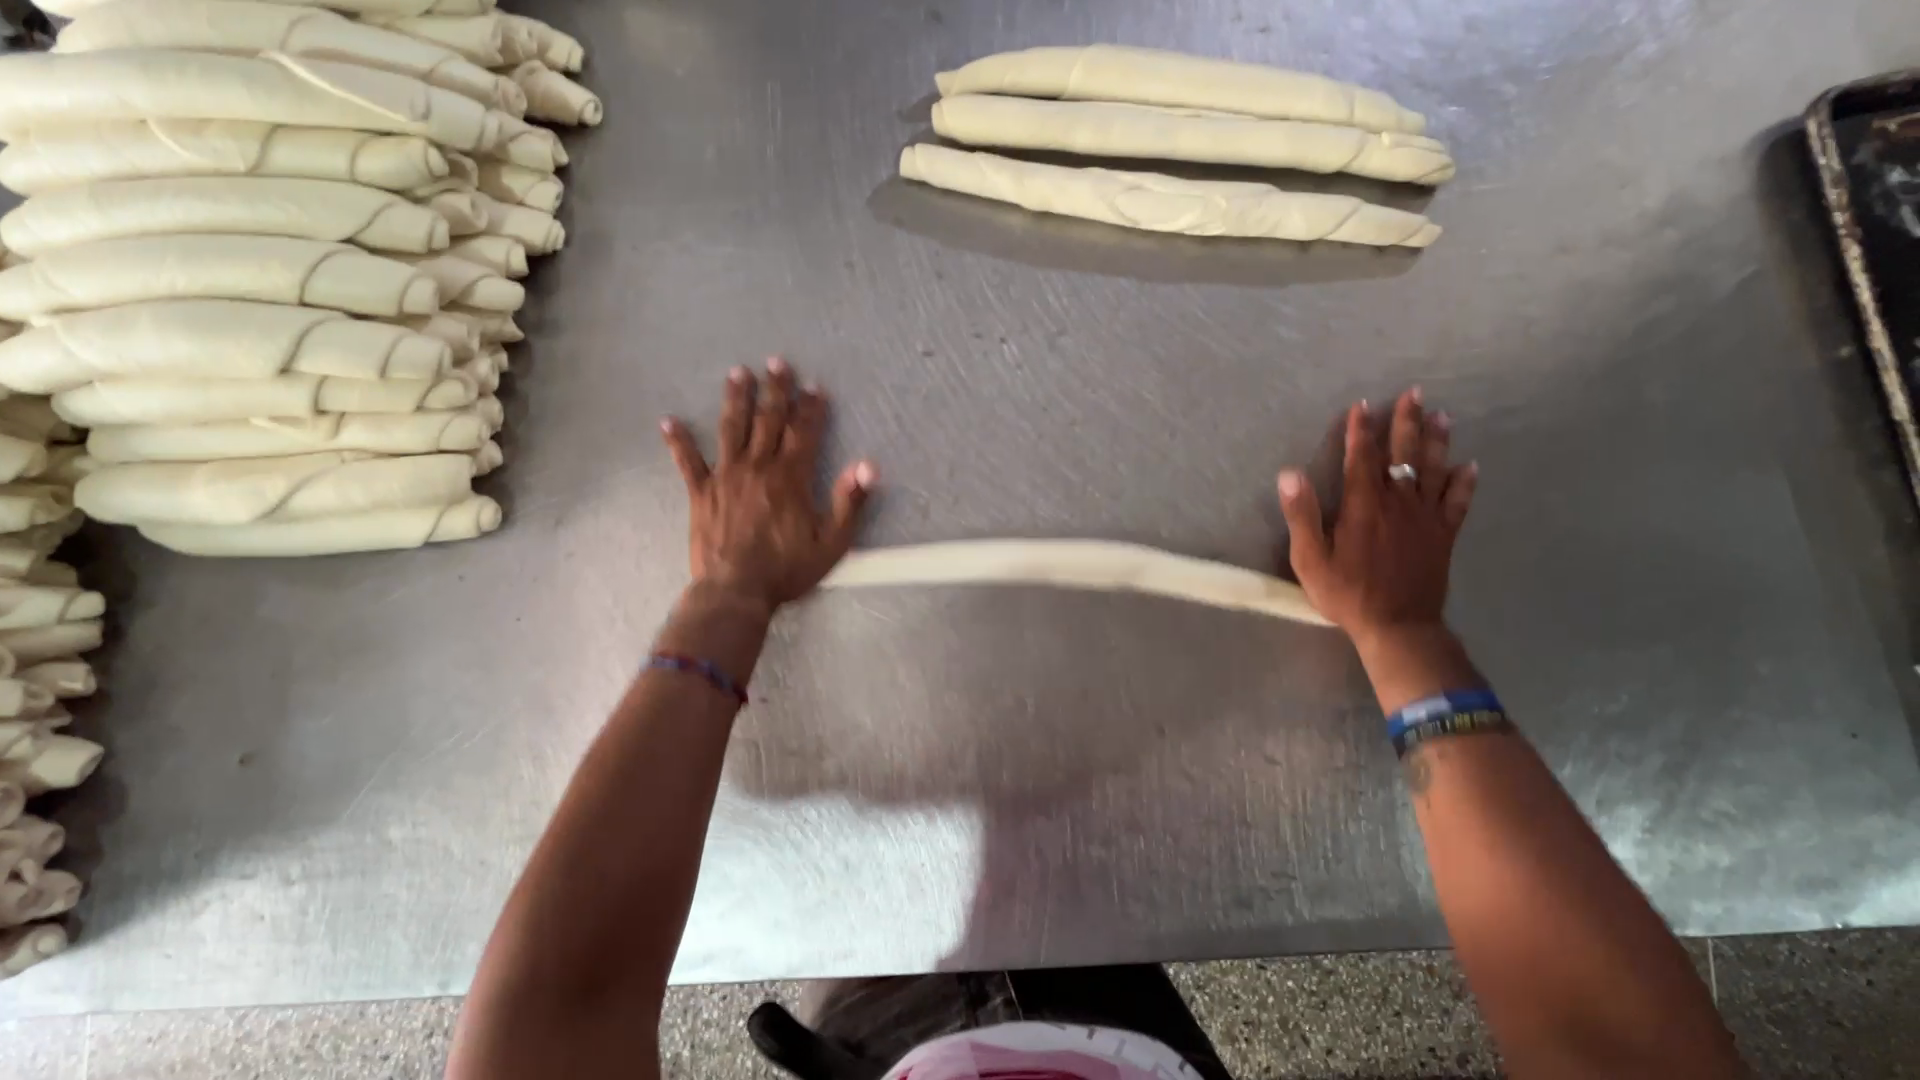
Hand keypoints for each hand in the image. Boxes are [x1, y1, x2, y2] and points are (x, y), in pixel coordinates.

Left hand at [661, 358, 875, 614]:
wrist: (736, 590)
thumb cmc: (787, 569)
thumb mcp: (832, 542)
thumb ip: (849, 502)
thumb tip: (868, 466)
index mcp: (791, 477)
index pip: (804, 432)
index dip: (811, 408)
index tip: (815, 386)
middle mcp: (758, 467)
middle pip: (769, 420)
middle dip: (775, 390)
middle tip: (777, 362)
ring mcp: (726, 477)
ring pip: (731, 429)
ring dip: (735, 399)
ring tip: (737, 373)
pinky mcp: (700, 493)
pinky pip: (687, 462)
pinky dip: (678, 441)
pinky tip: (668, 421)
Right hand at [1277, 388, 1477, 647]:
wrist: (1398, 626)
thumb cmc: (1347, 594)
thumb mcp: (1310, 558)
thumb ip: (1302, 514)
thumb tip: (1289, 473)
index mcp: (1363, 505)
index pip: (1361, 457)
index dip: (1360, 430)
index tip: (1362, 405)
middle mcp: (1397, 502)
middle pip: (1403, 453)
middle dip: (1405, 421)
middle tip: (1413, 392)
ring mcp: (1425, 518)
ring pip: (1434, 469)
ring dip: (1437, 440)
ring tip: (1441, 415)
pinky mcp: (1443, 535)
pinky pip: (1458, 502)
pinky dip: (1465, 483)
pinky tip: (1471, 466)